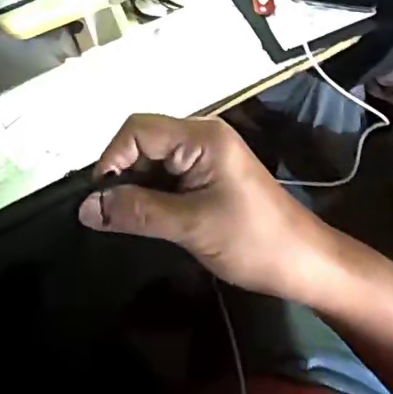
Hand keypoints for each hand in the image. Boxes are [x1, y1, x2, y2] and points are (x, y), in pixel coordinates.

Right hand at [78, 114, 337, 300]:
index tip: (98, 198)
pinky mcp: (208, 172)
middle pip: (144, 140)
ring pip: (153, 157)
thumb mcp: (190, 227)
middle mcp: (200, 134)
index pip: (139, 129)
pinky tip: (145, 215)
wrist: (306, 264)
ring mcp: (206, 153)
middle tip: (108, 212)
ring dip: (136, 184)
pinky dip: (152, 191)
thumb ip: (137, 212)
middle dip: (122, 172)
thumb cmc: (253, 241)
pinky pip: (168, 172)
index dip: (112, 158)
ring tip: (123, 217)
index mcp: (200, 136)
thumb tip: (86, 207)